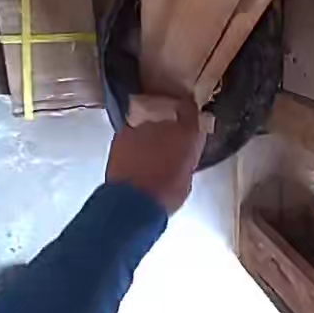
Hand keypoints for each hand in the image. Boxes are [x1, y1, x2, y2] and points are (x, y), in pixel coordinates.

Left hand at [107, 94, 204, 212]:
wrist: (133, 202)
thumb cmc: (166, 195)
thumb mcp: (187, 178)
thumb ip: (186, 159)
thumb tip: (181, 157)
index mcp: (188, 135)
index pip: (190, 110)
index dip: (188, 111)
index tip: (187, 115)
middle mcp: (166, 124)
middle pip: (168, 119)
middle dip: (167, 130)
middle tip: (165, 148)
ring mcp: (142, 127)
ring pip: (148, 126)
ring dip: (149, 136)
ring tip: (146, 156)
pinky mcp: (122, 134)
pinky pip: (131, 134)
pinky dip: (132, 142)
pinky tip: (131, 157)